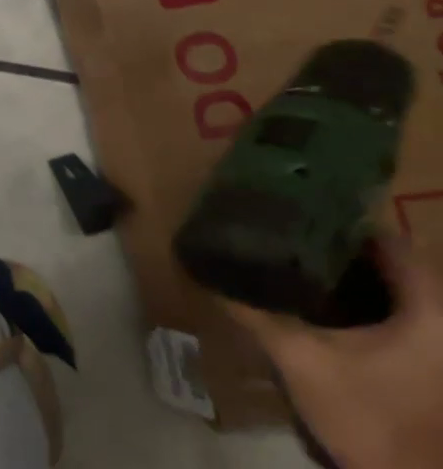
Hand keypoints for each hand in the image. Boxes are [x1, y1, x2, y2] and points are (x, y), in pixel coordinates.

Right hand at [226, 241, 442, 468]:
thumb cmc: (369, 413)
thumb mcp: (301, 360)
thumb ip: (255, 313)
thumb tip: (205, 273)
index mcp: (430, 309)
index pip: (389, 242)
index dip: (338, 222)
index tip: (290, 212)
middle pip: (392, 265)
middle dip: (335, 250)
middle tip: (280, 238)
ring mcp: (440, 345)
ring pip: (396, 293)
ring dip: (348, 280)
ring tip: (290, 269)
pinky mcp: (432, 366)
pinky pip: (400, 318)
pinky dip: (362, 307)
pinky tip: (320, 312)